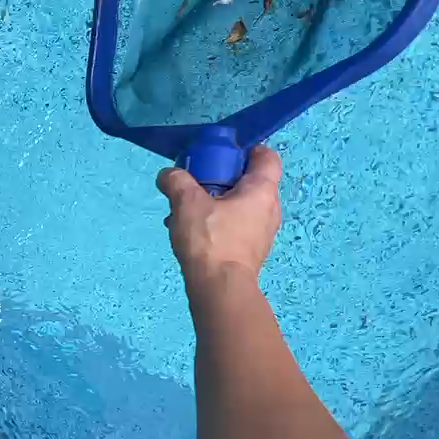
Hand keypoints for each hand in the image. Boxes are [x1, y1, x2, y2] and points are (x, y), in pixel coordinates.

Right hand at [157, 145, 282, 280]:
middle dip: (222, 179)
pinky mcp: (250, 251)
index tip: (222, 154)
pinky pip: (234, 227)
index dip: (247, 150)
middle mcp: (270, 209)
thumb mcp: (186, 203)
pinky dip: (216, 224)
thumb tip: (168, 174)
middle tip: (195, 184)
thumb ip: (176, 182)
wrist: (219, 287)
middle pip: (249, 183)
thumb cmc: (210, 239)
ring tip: (186, 212)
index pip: (266, 157)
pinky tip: (191, 233)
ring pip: (239, 207)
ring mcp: (262, 232)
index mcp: (262, 190)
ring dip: (215, 204)